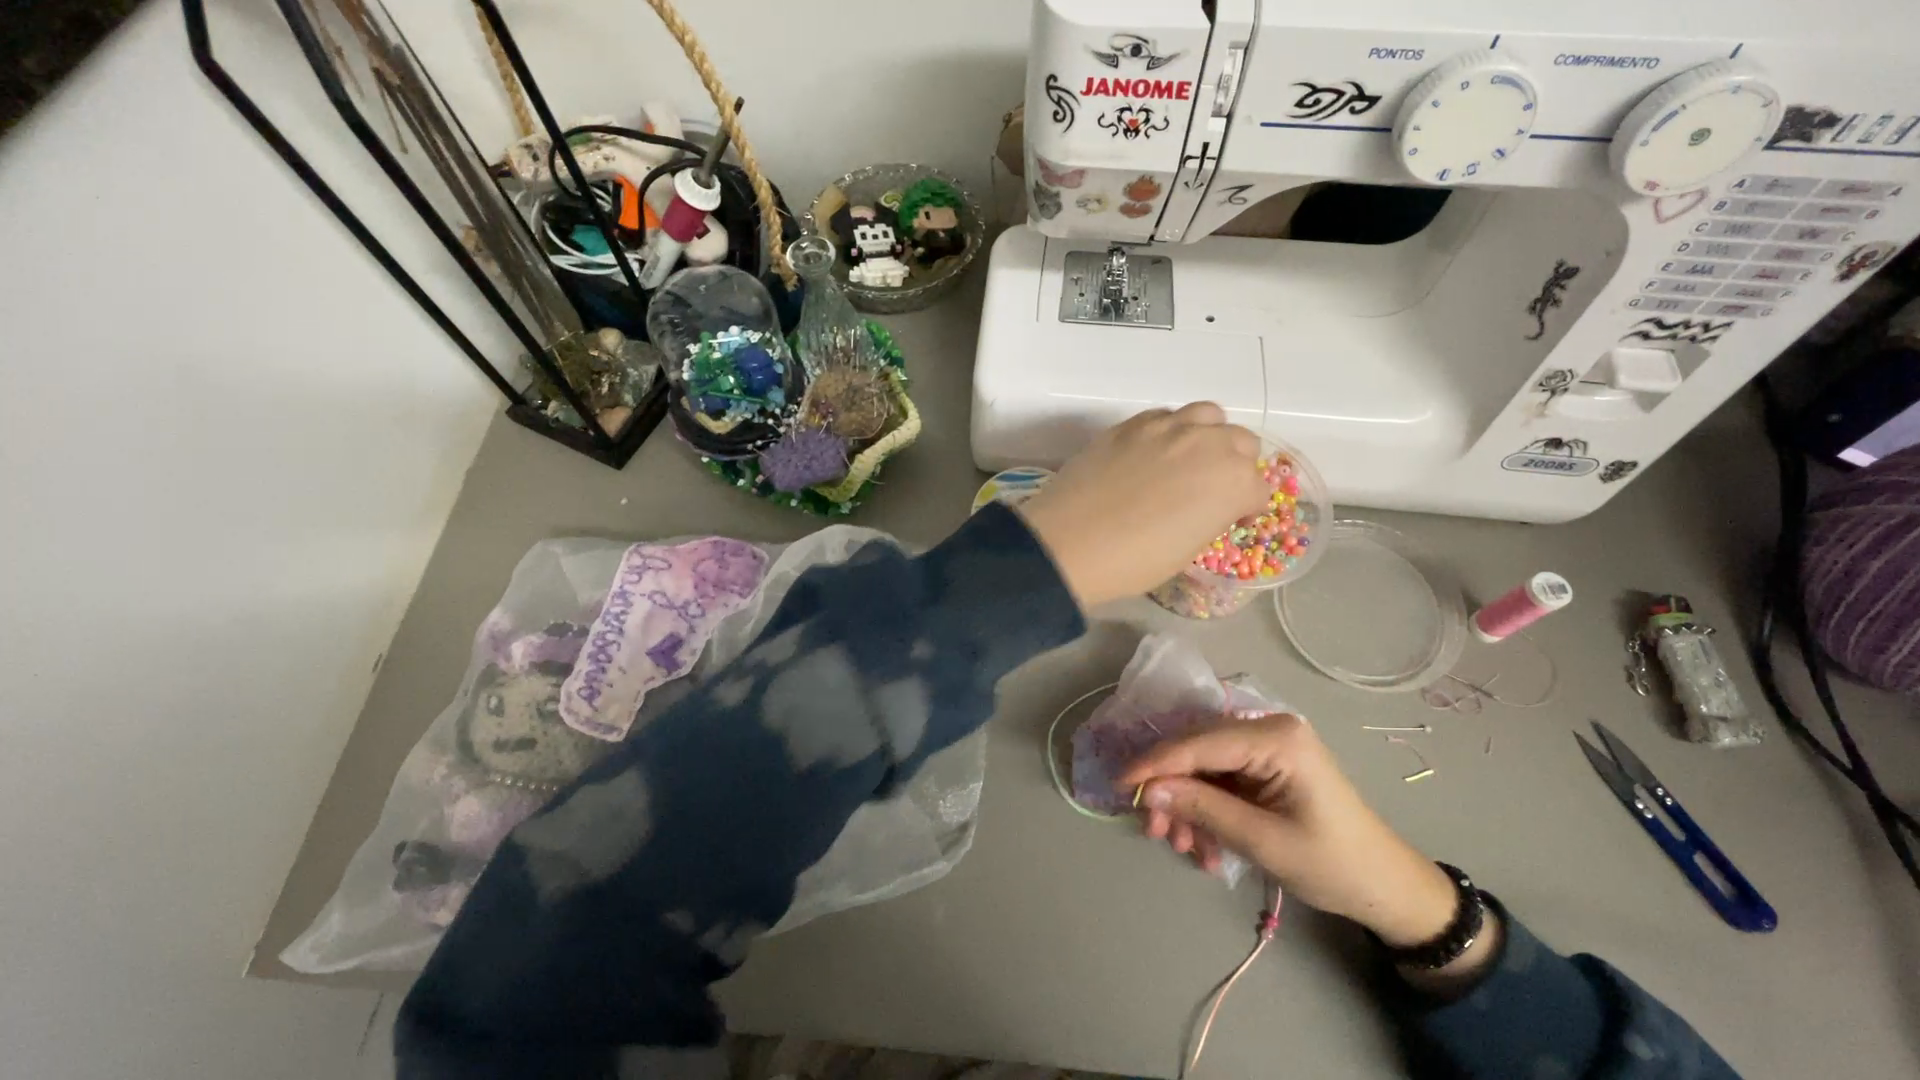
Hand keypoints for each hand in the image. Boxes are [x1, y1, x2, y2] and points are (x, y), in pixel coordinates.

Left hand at [1013, 403, 1269, 609]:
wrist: (1071, 542)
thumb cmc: (1135, 561)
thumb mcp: (1188, 549)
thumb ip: (1211, 516)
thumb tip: (1208, 505)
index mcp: (1234, 482)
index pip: (1259, 489)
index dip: (1246, 506)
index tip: (1231, 517)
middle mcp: (1210, 444)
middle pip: (1241, 443)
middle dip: (1234, 465)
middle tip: (1211, 489)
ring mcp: (1169, 427)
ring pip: (1208, 416)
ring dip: (1207, 435)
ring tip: (1188, 459)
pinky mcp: (1133, 423)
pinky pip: (1166, 415)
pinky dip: (1170, 430)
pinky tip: (1153, 452)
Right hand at [1118, 714, 1458, 948]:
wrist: (1383, 886)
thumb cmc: (1332, 863)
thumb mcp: (1263, 840)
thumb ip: (1204, 809)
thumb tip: (1151, 791)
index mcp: (1277, 738)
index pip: (1200, 742)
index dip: (1156, 763)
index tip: (1120, 784)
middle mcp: (1268, 730)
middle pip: (1196, 751)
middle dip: (1171, 791)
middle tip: (1153, 830)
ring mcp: (1266, 748)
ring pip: (1202, 768)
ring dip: (1186, 806)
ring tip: (1182, 847)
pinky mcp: (1263, 768)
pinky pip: (1218, 781)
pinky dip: (1204, 811)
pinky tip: (1203, 846)